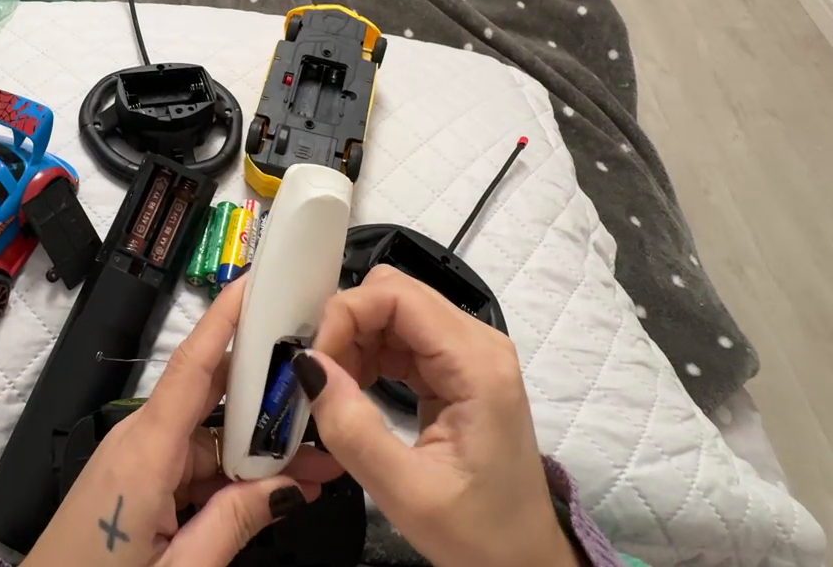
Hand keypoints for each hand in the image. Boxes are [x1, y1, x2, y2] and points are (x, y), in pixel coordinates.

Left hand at [23, 281, 341, 566]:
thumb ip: (234, 523)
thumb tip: (291, 485)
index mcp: (146, 451)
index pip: (193, 365)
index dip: (225, 317)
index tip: (258, 280)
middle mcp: (140, 439)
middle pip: (211, 395)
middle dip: (267, 389)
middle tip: (324, 382)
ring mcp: (137, 459)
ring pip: (209, 435)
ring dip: (258, 444)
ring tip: (320, 457)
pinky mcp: (136, 480)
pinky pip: (193, 463)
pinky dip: (233, 471)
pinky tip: (275, 485)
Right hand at [295, 266, 579, 566]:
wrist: (525, 562)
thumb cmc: (479, 536)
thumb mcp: (407, 493)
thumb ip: (353, 429)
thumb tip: (307, 366)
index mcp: (476, 363)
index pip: (396, 294)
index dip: (346, 315)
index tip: (317, 363)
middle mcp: (477, 341)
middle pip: (393, 293)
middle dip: (348, 326)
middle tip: (326, 379)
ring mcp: (468, 350)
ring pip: (391, 309)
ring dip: (354, 340)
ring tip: (340, 391)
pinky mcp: (455, 364)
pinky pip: (399, 333)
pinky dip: (368, 353)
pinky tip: (358, 389)